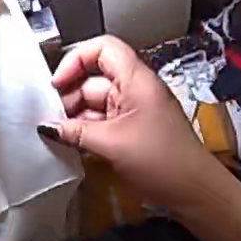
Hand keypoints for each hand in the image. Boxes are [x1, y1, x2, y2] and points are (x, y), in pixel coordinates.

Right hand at [41, 36, 221, 210]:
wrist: (193, 192)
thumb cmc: (160, 161)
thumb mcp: (111, 143)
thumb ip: (75, 132)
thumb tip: (47, 127)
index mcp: (136, 80)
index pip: (102, 49)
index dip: (75, 60)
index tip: (58, 85)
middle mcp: (134, 89)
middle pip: (92, 78)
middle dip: (69, 96)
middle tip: (51, 118)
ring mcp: (132, 110)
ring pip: (93, 102)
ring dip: (74, 117)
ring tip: (57, 134)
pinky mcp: (130, 130)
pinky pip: (100, 121)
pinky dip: (84, 130)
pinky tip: (70, 143)